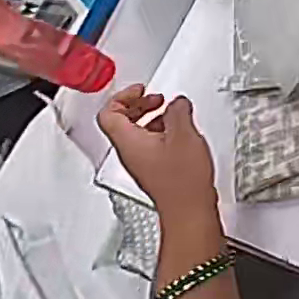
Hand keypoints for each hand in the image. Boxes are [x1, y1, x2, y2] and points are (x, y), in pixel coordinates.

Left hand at [98, 84, 219, 222]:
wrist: (189, 209)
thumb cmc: (182, 180)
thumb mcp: (184, 134)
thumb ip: (179, 112)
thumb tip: (177, 103)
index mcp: (128, 141)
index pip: (109, 112)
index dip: (123, 96)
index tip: (140, 89)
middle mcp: (129, 153)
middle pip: (120, 122)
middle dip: (138, 105)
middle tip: (155, 98)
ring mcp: (141, 163)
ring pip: (135, 133)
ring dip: (150, 118)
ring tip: (170, 113)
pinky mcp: (154, 171)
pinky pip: (149, 145)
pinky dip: (159, 133)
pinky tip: (178, 133)